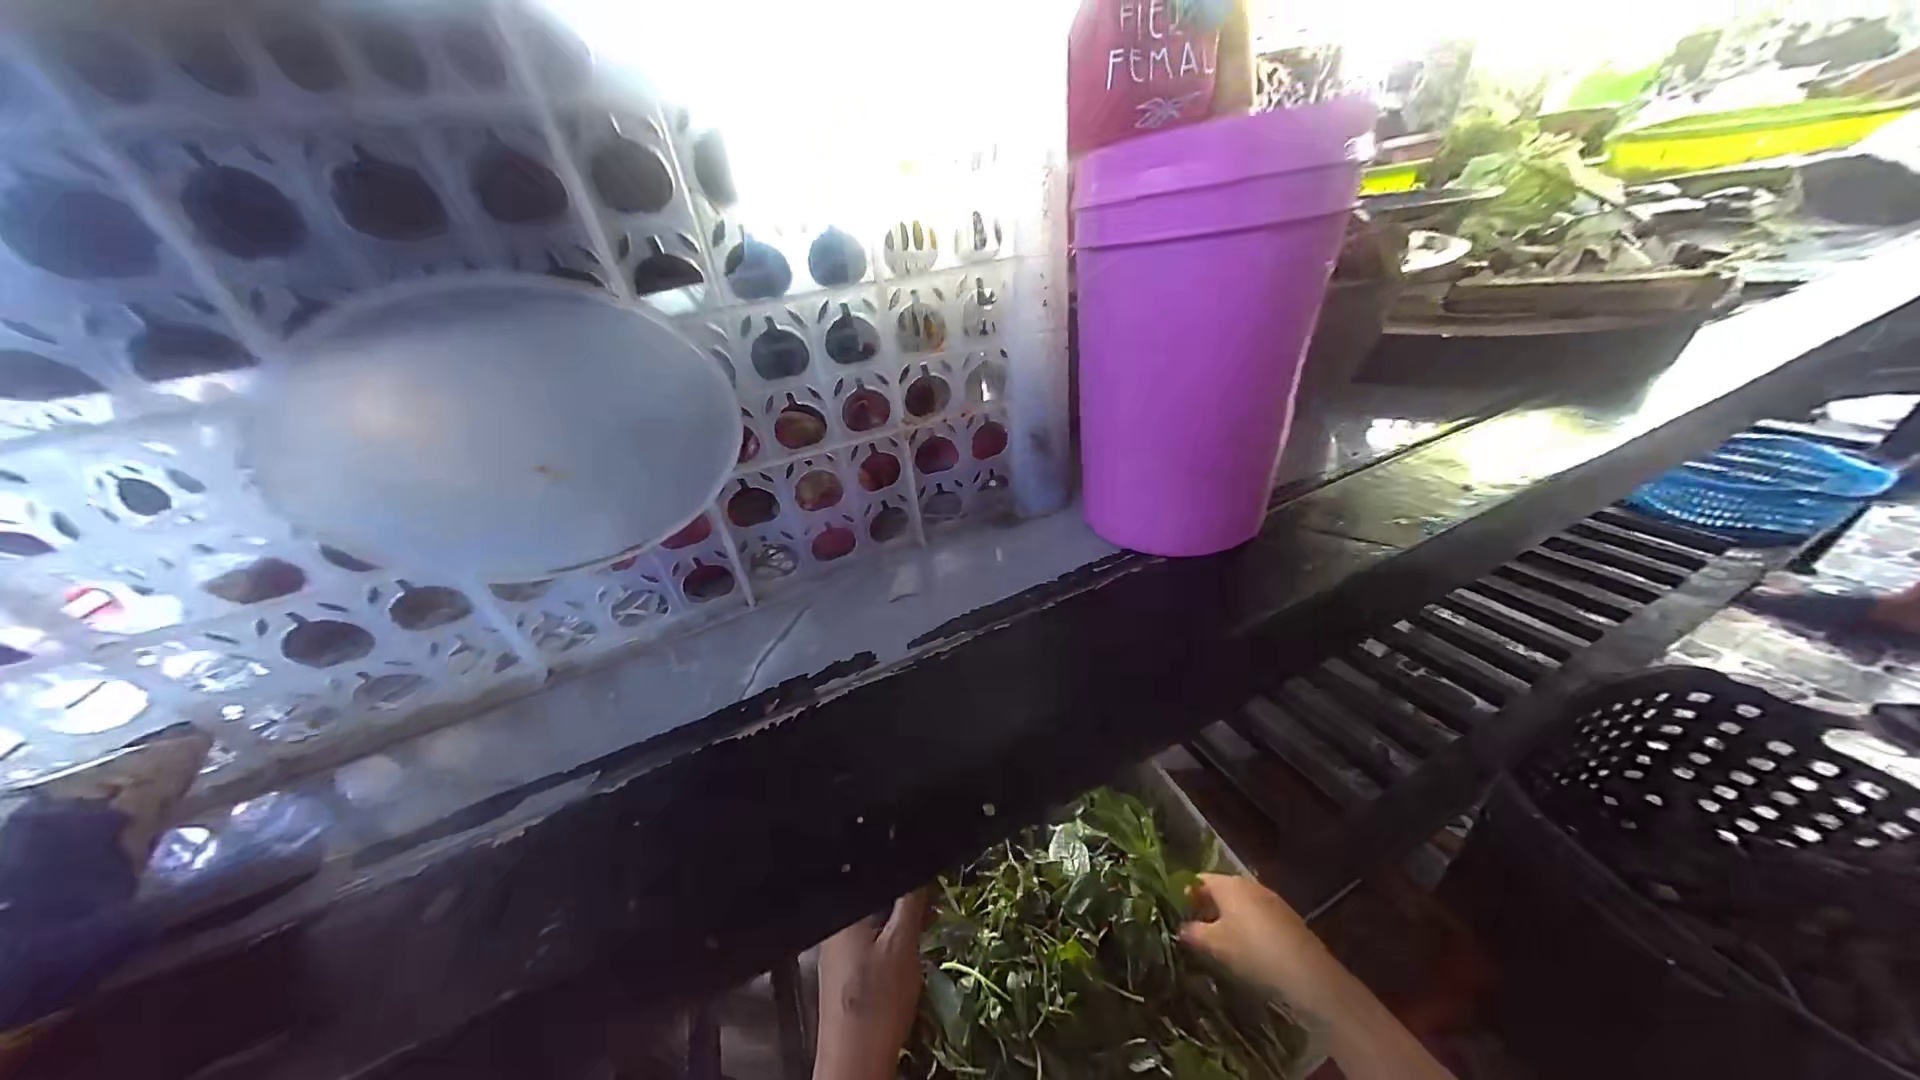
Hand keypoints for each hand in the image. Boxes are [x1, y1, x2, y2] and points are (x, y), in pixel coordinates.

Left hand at [815, 890, 929, 1079]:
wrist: (855, 1065)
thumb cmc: (878, 1001)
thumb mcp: (903, 946)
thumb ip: (910, 902)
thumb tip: (917, 868)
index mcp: (843, 913)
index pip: (876, 877)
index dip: (904, 874)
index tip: (929, 881)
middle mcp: (834, 927)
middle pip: (874, 899)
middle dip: (905, 900)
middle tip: (932, 909)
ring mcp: (836, 951)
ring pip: (874, 922)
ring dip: (900, 922)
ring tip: (925, 928)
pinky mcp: (843, 972)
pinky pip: (869, 942)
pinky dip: (890, 942)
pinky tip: (907, 954)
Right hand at [1179, 873, 1343, 1014]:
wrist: (1309, 976)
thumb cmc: (1253, 952)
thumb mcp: (1214, 945)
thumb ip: (1192, 933)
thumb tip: (1179, 928)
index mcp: (1227, 884)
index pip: (1198, 880)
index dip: (1186, 894)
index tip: (1179, 914)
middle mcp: (1248, 884)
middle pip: (1220, 889)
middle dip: (1207, 906)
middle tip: (1196, 929)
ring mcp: (1271, 899)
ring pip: (1240, 902)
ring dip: (1228, 916)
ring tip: (1221, 941)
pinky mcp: (1287, 917)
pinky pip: (1258, 914)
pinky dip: (1248, 925)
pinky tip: (1248, 947)